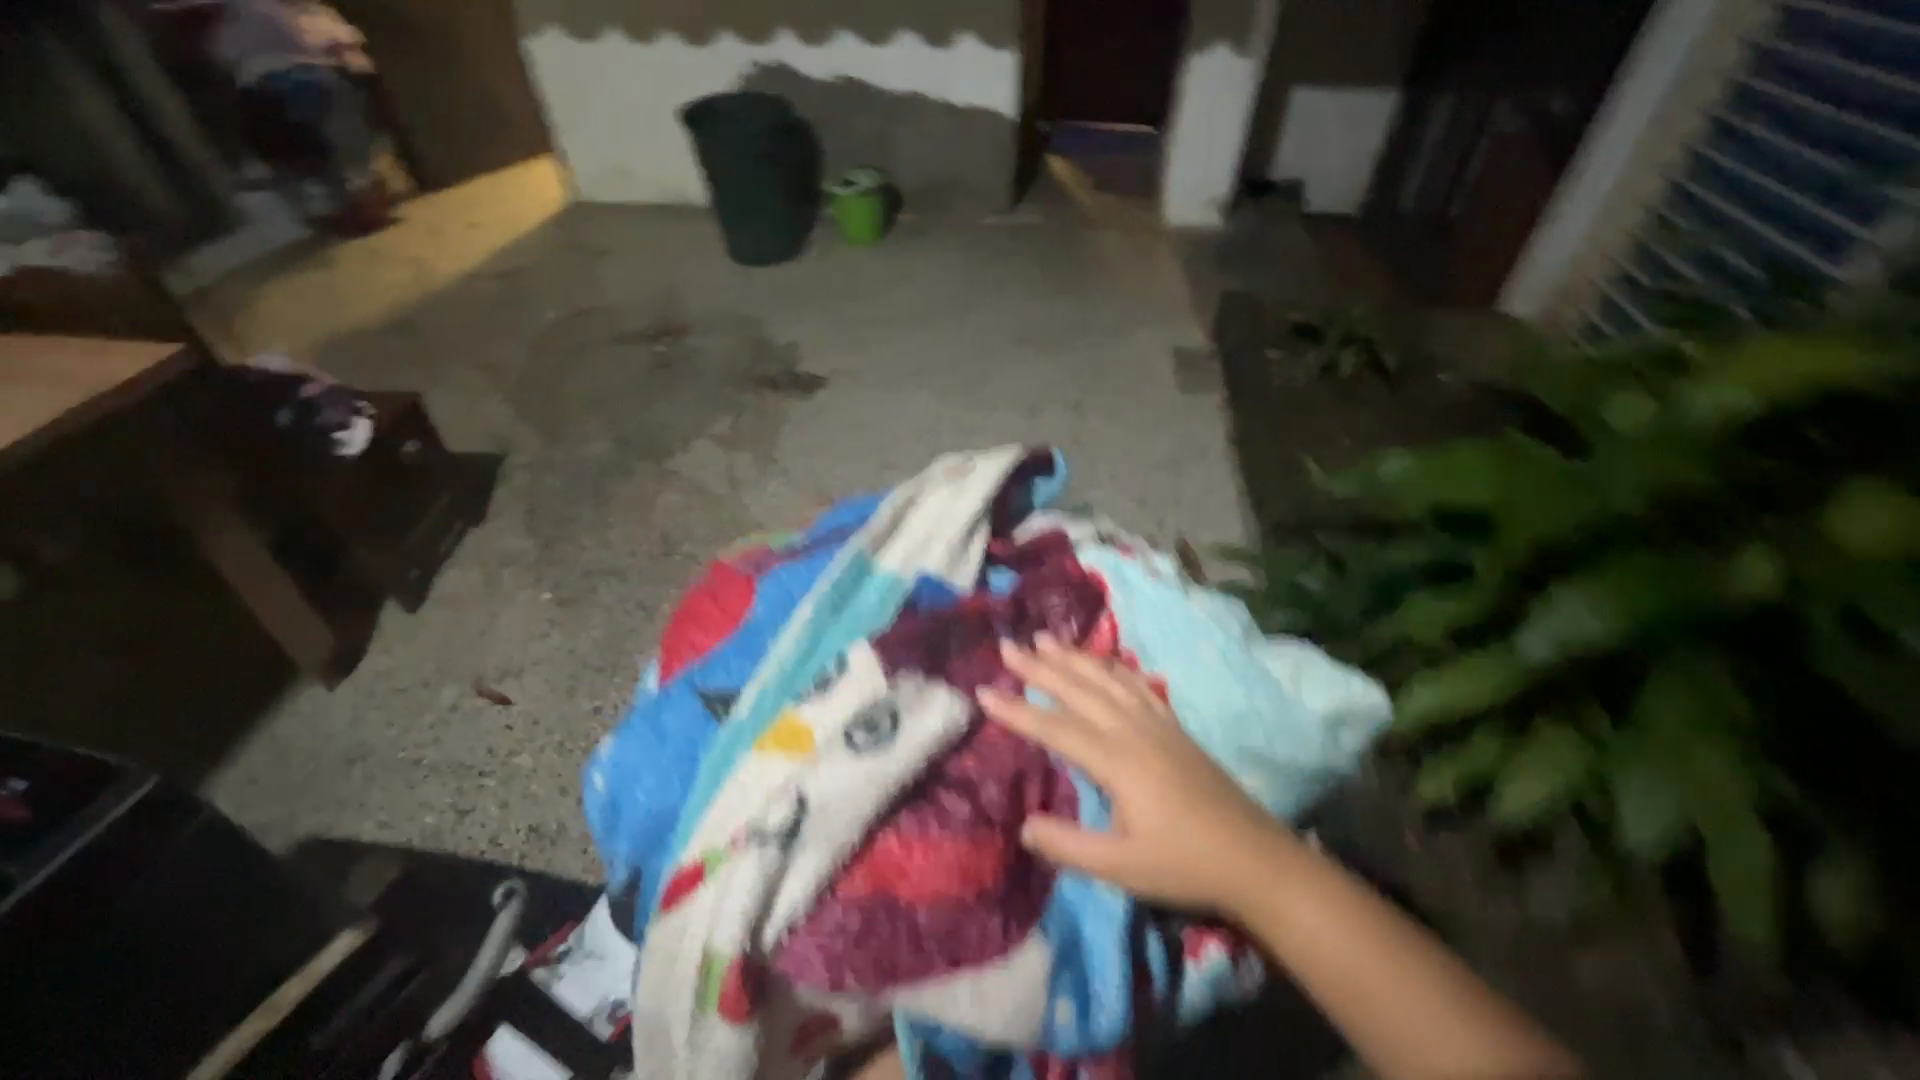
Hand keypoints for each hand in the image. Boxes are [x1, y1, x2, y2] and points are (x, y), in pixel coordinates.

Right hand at [977, 635, 1298, 914]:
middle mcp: (1135, 731)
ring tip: (1046, 639)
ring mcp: (1158, 725)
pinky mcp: (1175, 729)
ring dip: (1075, 658)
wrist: (1254, 858)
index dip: (1018, 711)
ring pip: (1108, 680)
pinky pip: (1137, 685)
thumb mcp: (1120, 866)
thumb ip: (1068, 844)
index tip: (983, 691)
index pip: (1056, 728)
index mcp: (1117, 761)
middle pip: (1080, 690)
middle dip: (1042, 668)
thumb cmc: (1183, 864)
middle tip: (1008, 647)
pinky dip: (1113, 668)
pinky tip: (1103, 662)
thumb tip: (1023, 824)